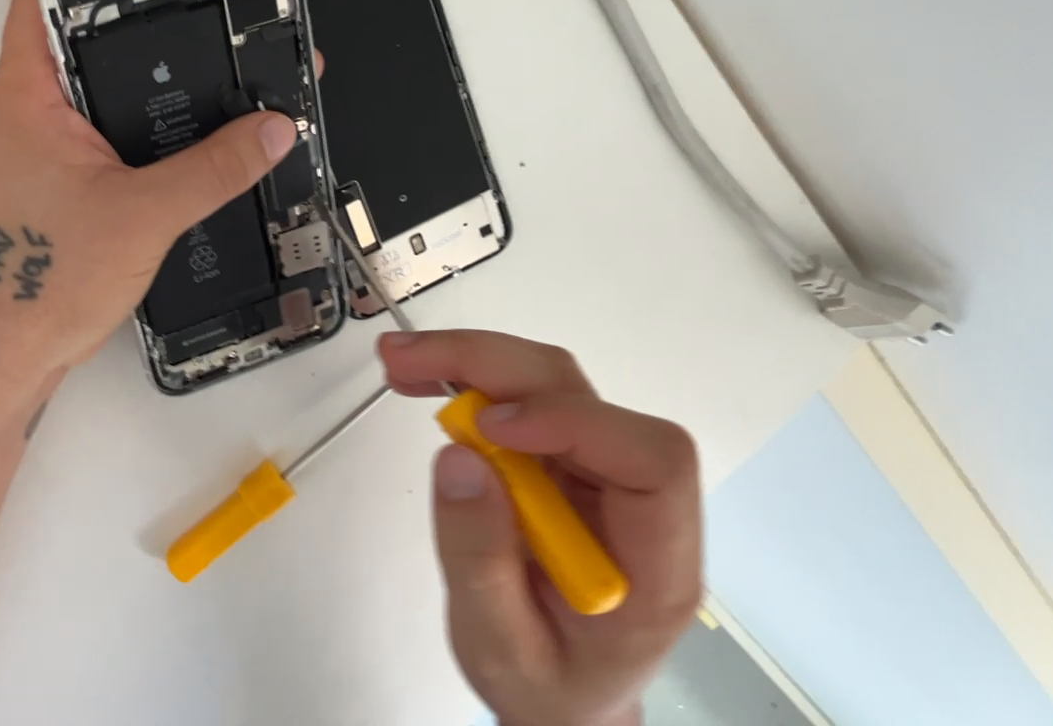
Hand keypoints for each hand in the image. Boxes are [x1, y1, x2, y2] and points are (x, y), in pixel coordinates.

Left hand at [0, 0, 299, 396]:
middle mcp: (30, 108)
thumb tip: (277, 128)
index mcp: (27, 94)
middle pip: (75, 21)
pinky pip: (106, 117)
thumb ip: (214, 168)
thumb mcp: (141, 216)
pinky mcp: (63, 174)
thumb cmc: (46, 280)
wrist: (6, 353)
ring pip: (93, 72)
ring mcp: (45, 142)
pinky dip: (143, 102)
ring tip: (203, 34)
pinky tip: (189, 112)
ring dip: (139, 50)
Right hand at [381, 330, 701, 725]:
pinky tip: (425, 379)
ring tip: (399, 363)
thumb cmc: (542, 683)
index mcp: (653, 563)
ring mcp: (598, 472)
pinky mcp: (563, 458)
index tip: (490, 427)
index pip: (650, 461)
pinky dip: (471, 379)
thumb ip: (480, 560)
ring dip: (474, 361)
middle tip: (405, 360)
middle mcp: (634, 499)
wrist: (558, 693)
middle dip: (493, 367)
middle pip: (585, 398)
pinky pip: (525, 399)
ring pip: (551, 382)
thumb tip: (458, 455)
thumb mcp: (499, 645)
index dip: (573, 424)